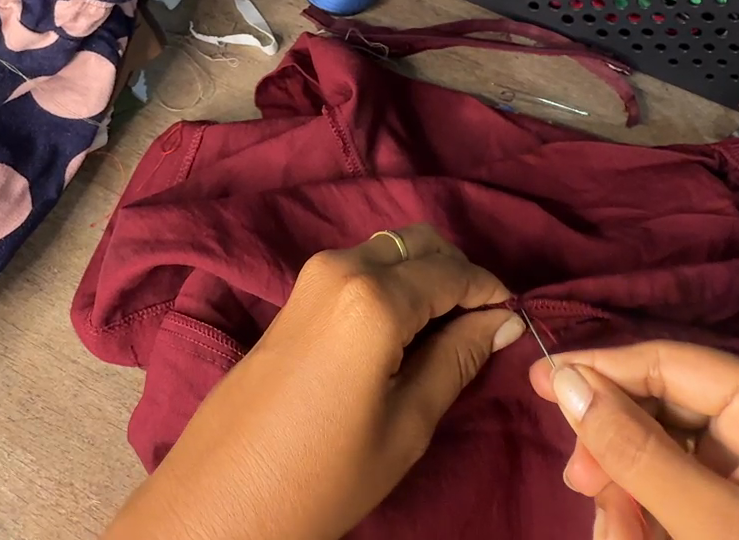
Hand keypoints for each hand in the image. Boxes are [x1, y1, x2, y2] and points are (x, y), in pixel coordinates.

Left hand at [103, 225, 524, 539]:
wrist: (223, 494)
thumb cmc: (325, 473)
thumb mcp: (407, 424)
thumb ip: (456, 358)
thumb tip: (502, 320)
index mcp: (373, 297)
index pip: (452, 272)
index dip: (490, 291)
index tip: (515, 319)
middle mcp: (342, 266)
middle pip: (419, 243)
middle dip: (458, 273)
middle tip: (483, 323)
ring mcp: (314, 272)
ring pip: (390, 249)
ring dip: (425, 273)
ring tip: (448, 328)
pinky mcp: (298, 289)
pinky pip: (362, 263)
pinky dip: (394, 279)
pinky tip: (406, 325)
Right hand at [530, 341, 738, 539]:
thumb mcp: (715, 529)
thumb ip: (636, 451)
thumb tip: (564, 380)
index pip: (669, 361)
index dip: (601, 368)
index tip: (538, 382)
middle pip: (666, 404)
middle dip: (618, 444)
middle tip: (580, 485)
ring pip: (670, 448)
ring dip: (631, 486)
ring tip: (612, 531)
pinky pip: (688, 484)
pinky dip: (654, 508)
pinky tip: (632, 534)